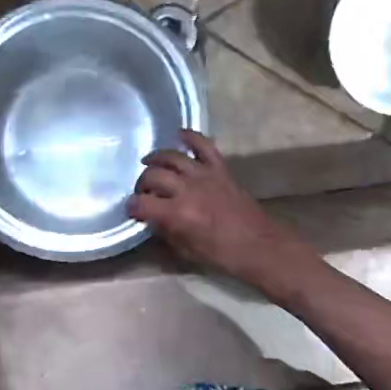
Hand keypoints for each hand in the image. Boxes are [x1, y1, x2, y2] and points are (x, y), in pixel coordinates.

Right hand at [129, 130, 301, 283]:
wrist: (259, 245)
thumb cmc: (222, 255)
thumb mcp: (186, 251)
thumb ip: (166, 231)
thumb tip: (152, 219)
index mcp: (177, 214)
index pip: (142, 203)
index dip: (132, 207)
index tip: (131, 209)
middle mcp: (187, 189)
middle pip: (153, 175)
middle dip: (142, 183)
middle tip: (143, 191)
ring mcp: (204, 175)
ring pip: (172, 156)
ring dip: (156, 158)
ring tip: (150, 163)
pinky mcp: (220, 168)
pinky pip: (203, 145)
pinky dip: (190, 137)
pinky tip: (179, 135)